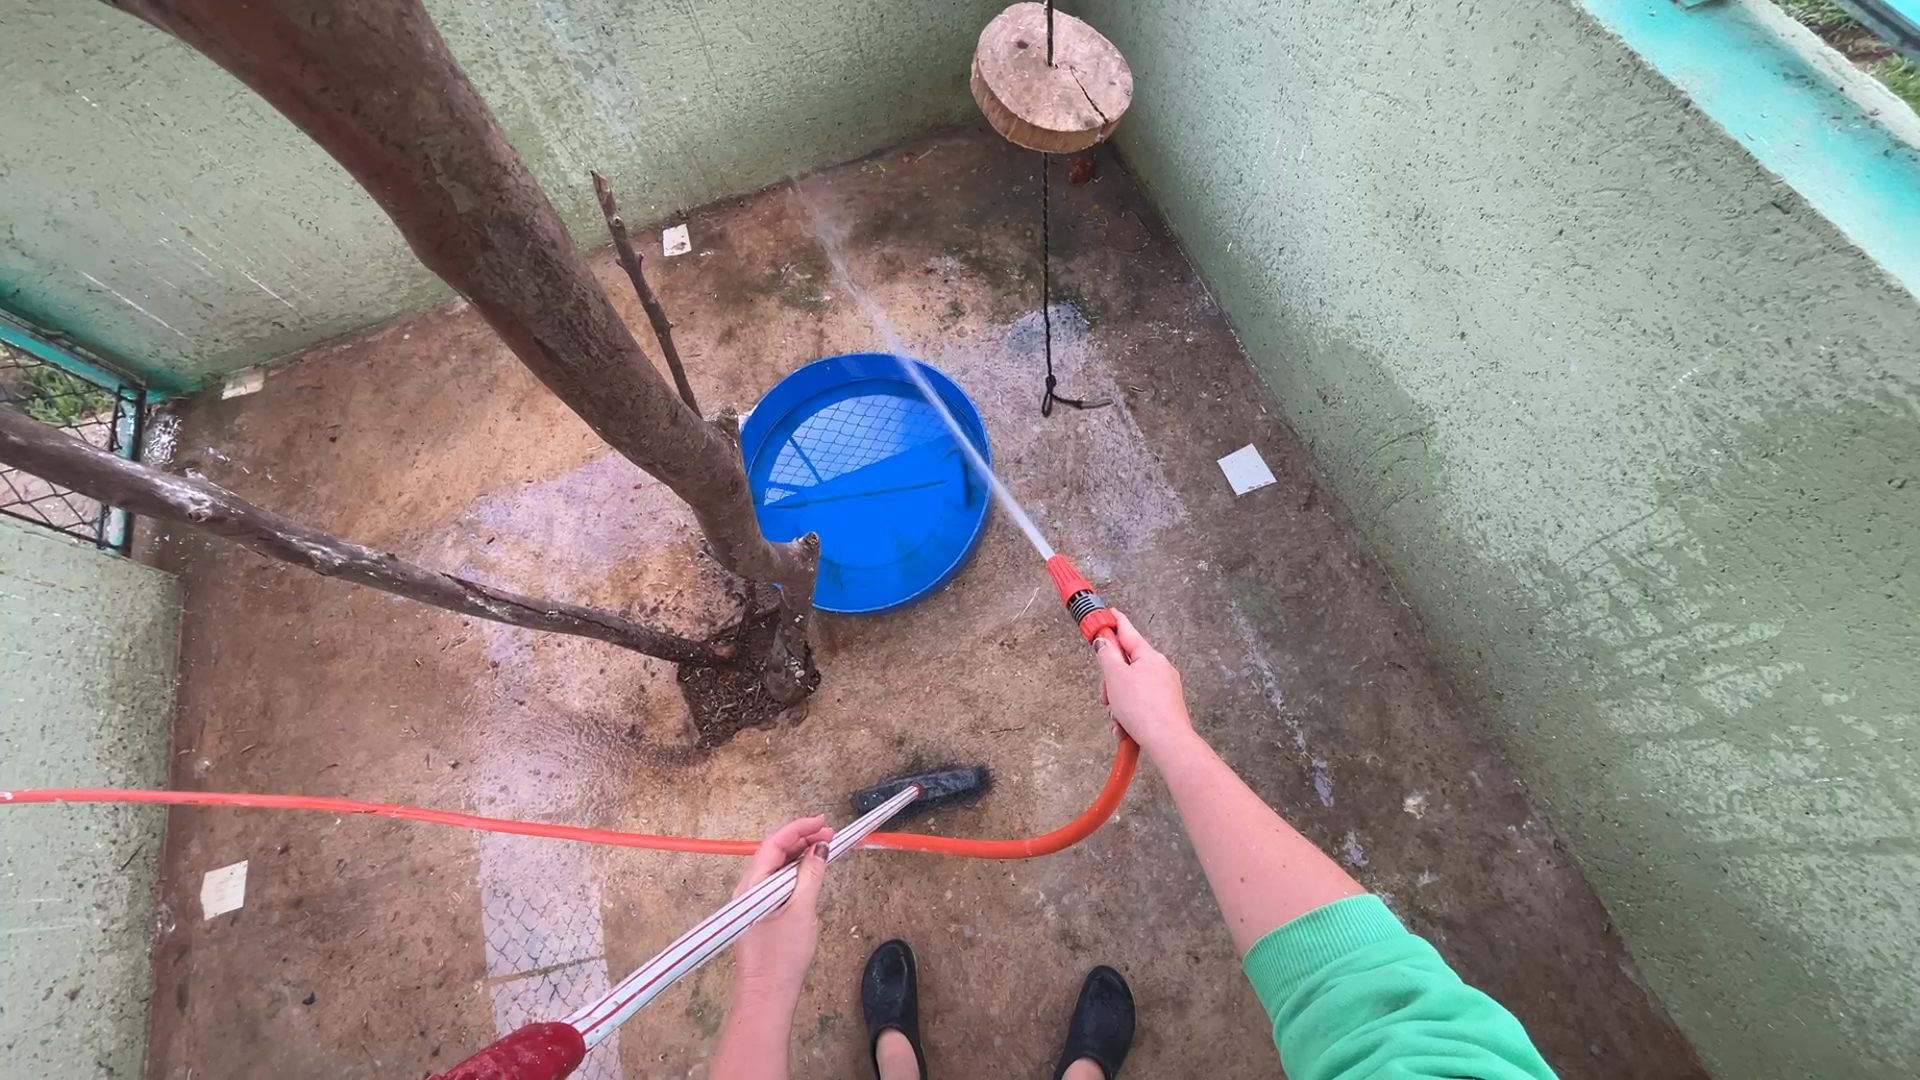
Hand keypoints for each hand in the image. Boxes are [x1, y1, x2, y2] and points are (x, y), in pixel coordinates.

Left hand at [731, 816, 832, 1009]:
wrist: (766, 999)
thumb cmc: (782, 958)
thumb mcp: (802, 912)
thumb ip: (810, 876)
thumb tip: (819, 848)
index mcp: (753, 885)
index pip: (774, 843)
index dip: (799, 827)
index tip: (824, 822)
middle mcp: (748, 889)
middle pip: (774, 851)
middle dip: (802, 838)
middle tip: (830, 834)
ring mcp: (753, 901)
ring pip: (776, 865)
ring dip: (800, 853)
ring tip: (824, 848)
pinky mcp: (760, 912)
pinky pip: (777, 881)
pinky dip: (795, 871)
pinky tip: (811, 871)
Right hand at [1097, 610, 1194, 754]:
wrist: (1167, 741)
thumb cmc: (1142, 708)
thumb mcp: (1115, 677)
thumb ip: (1107, 655)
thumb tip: (1103, 640)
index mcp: (1149, 656)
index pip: (1127, 632)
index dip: (1114, 622)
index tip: (1107, 613)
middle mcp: (1160, 668)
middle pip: (1126, 665)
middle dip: (1112, 682)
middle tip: (1107, 697)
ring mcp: (1165, 687)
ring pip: (1131, 687)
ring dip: (1118, 702)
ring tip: (1117, 719)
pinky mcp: (1166, 705)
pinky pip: (1141, 703)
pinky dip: (1129, 713)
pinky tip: (1124, 728)